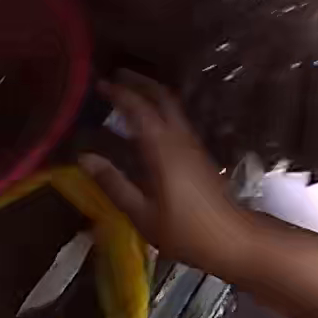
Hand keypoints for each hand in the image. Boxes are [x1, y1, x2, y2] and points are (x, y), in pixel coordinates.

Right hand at [79, 71, 258, 277]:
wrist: (233, 239)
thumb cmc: (185, 231)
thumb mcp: (142, 213)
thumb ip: (113, 183)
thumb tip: (85, 158)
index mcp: (162, 148)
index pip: (138, 109)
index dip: (119, 93)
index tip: (99, 84)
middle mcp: (179, 138)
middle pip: (161, 97)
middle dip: (139, 83)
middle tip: (116, 78)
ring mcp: (193, 144)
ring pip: (172, 107)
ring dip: (150, 95)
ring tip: (127, 95)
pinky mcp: (199, 154)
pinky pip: (176, 120)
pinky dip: (159, 111)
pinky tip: (146, 124)